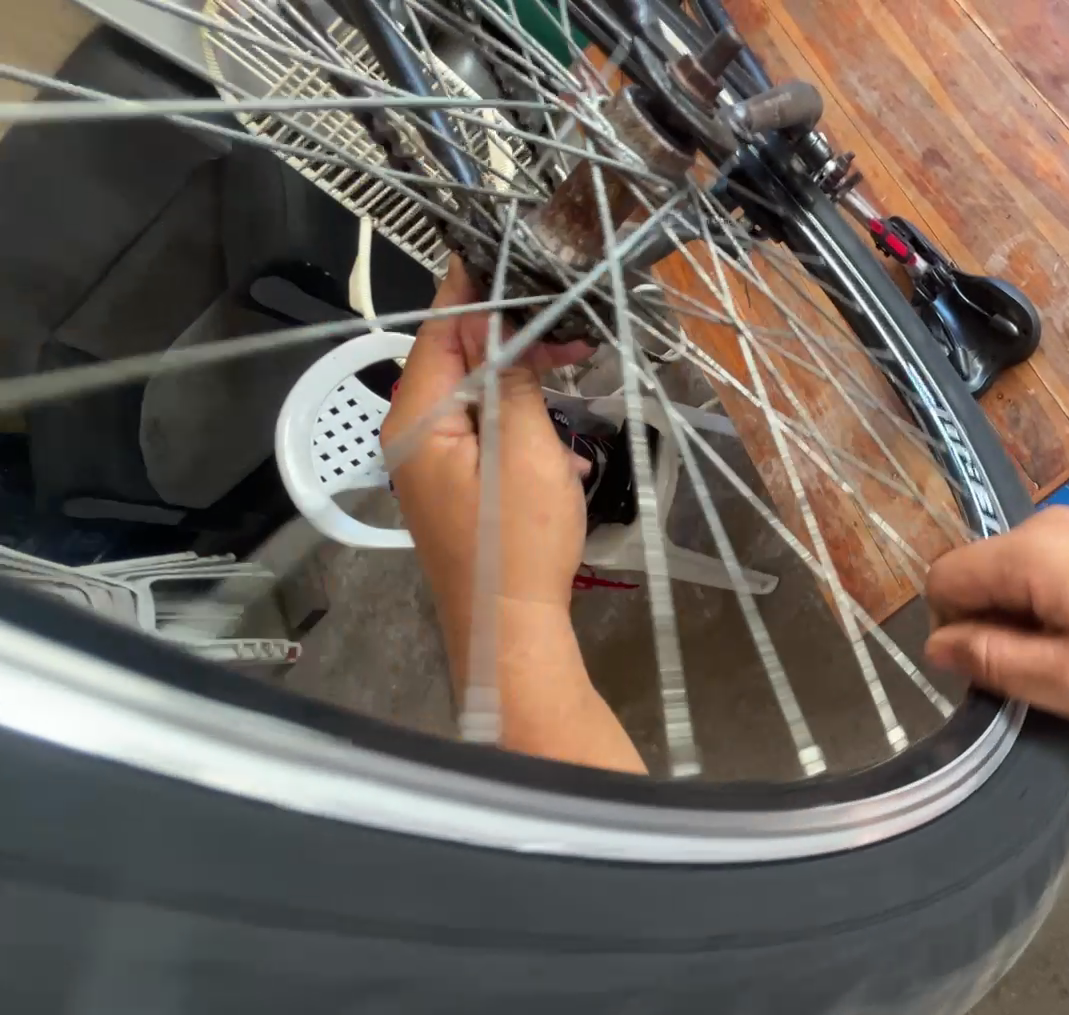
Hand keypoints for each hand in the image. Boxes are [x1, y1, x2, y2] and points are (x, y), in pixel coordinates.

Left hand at [382, 259, 593, 670]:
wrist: (510, 625)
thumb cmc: (519, 538)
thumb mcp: (524, 450)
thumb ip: (507, 383)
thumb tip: (494, 322)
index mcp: (419, 419)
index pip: (438, 335)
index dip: (467, 293)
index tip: (493, 253)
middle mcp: (414, 438)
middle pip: (459, 368)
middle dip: (511, 346)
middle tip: (571, 335)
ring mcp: (434, 469)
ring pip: (478, 406)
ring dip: (523, 391)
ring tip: (572, 384)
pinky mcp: (458, 493)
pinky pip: (487, 442)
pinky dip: (523, 432)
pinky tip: (562, 451)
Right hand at [923, 507, 1068, 720]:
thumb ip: (993, 660)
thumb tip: (935, 645)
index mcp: (1028, 551)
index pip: (943, 578)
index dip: (952, 629)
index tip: (997, 666)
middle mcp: (1044, 523)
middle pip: (978, 573)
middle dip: (992, 623)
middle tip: (1046, 667)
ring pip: (1013, 572)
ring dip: (1024, 615)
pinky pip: (1046, 564)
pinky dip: (1051, 600)